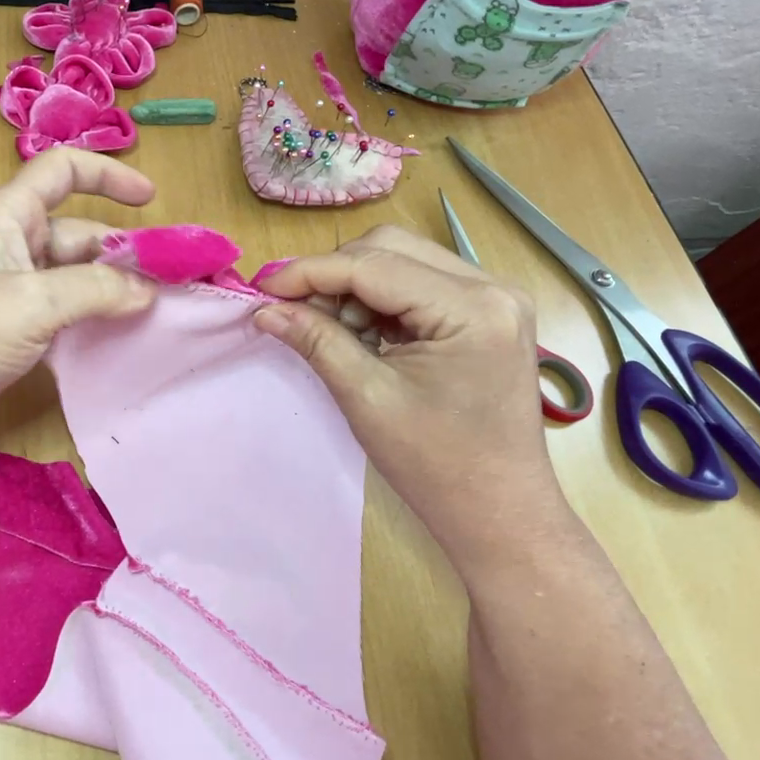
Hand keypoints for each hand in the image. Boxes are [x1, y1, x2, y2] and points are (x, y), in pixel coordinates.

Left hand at [0, 150, 157, 450]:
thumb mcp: (36, 302)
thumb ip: (99, 288)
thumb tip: (148, 291)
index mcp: (5, 215)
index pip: (61, 171)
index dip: (108, 175)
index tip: (151, 200)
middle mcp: (6, 243)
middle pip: (75, 231)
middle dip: (120, 251)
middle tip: (169, 282)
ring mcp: (6, 288)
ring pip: (71, 275)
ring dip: (110, 288)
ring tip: (155, 310)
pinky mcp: (8, 328)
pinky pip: (60, 310)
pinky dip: (89, 317)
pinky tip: (119, 335)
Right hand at [253, 225, 577, 568]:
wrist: (498, 510)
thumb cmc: (435, 463)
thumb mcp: (366, 397)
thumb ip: (316, 341)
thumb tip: (264, 309)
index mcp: (473, 308)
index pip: (373, 265)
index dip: (309, 273)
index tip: (261, 291)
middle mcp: (491, 287)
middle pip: (388, 248)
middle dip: (331, 275)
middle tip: (294, 313)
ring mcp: (492, 298)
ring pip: (400, 260)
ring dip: (352, 287)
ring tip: (331, 331)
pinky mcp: (484, 313)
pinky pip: (415, 283)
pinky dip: (376, 300)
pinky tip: (361, 335)